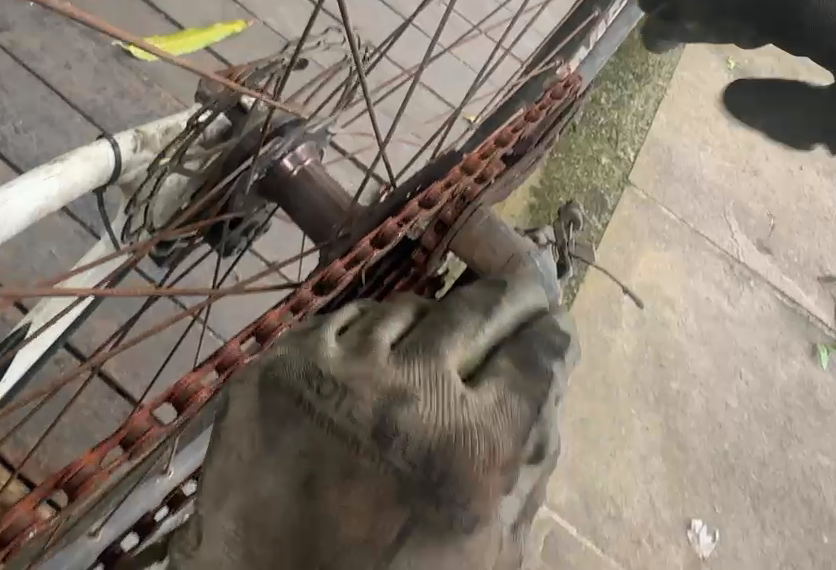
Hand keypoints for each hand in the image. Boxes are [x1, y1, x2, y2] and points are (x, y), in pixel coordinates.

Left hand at [173, 270, 575, 569]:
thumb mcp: (483, 552)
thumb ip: (525, 473)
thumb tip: (551, 391)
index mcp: (472, 451)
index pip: (537, 356)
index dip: (552, 336)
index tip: (552, 327)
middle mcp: (412, 393)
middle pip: (481, 307)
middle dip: (512, 295)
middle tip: (521, 291)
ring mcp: (342, 368)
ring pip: (410, 308)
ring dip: (431, 322)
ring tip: (432, 344)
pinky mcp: (283, 362)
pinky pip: (348, 320)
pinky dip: (368, 334)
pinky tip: (371, 359)